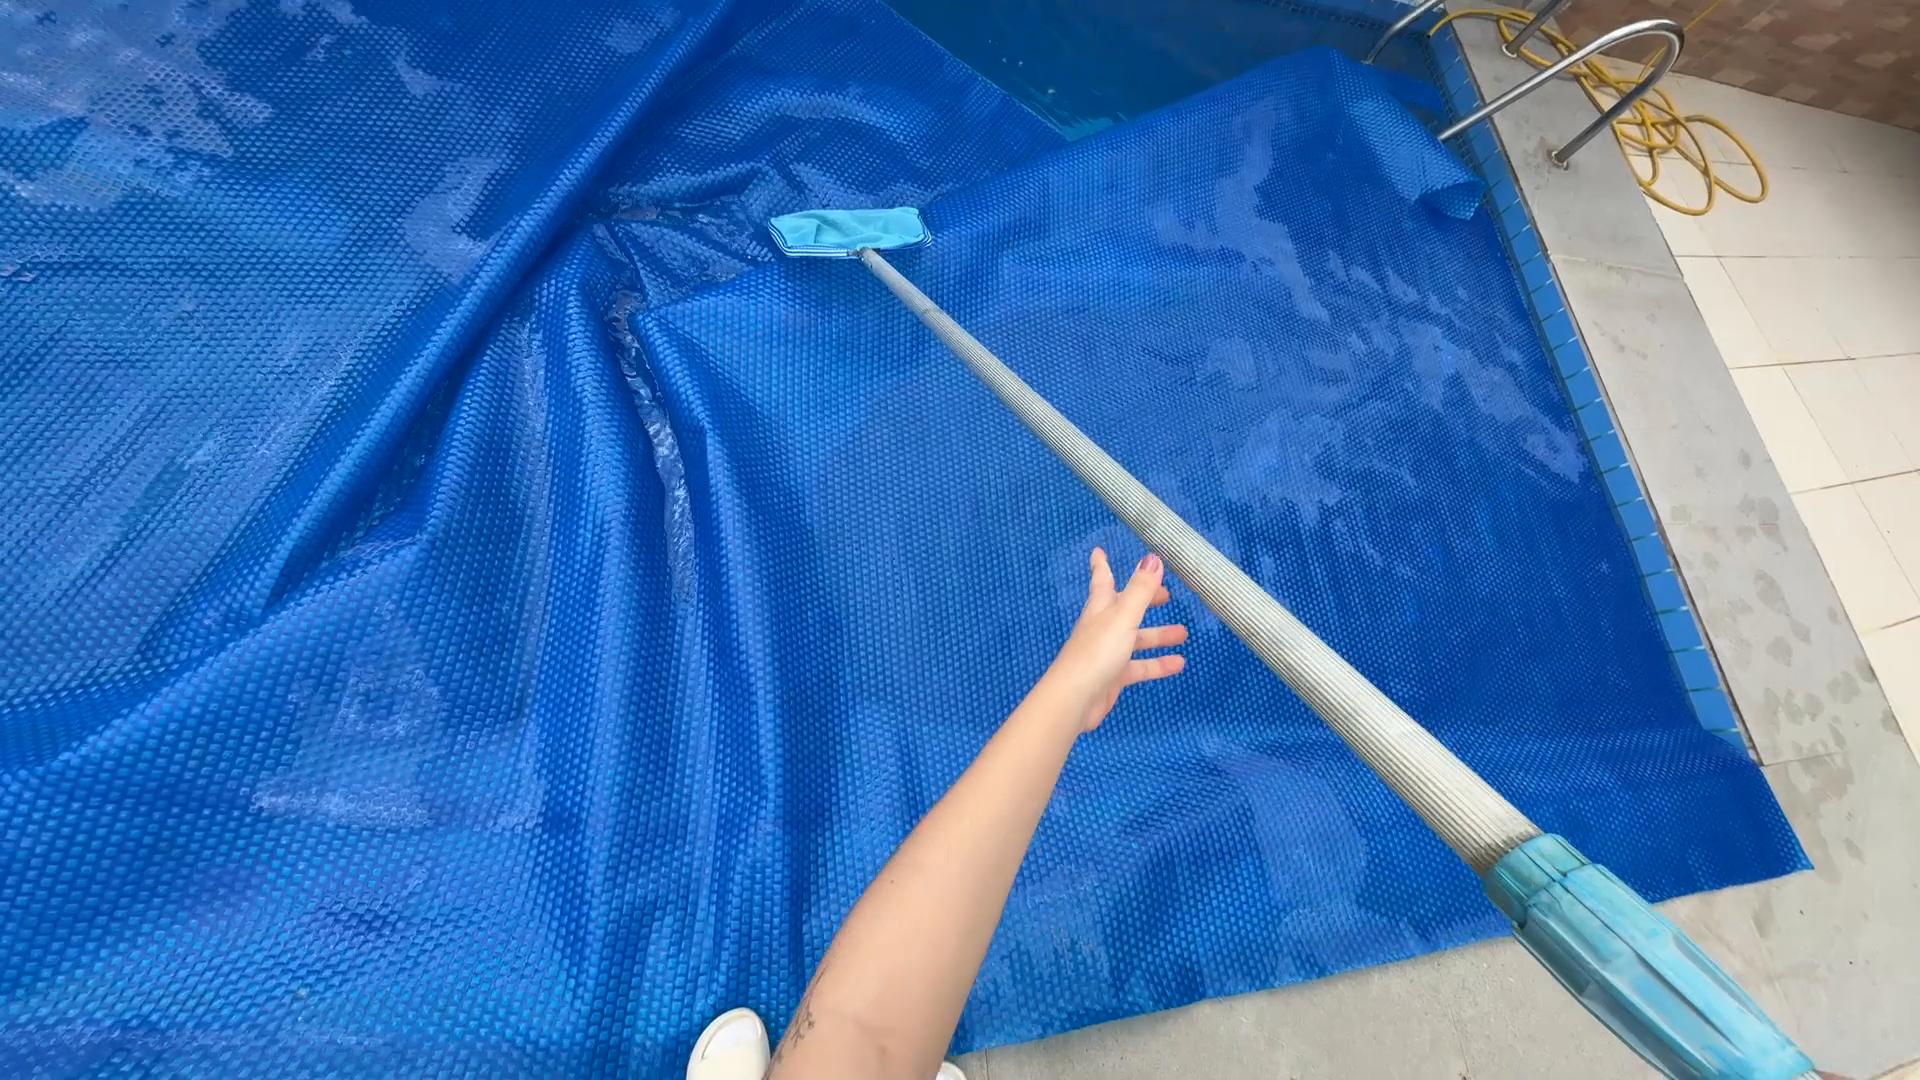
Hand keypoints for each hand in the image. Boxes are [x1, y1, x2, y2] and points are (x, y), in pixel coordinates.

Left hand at [1034, 548, 1188, 733]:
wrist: (1076, 698)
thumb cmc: (1096, 651)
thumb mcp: (1123, 617)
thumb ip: (1140, 590)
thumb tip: (1153, 559)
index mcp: (1100, 608)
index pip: (1102, 580)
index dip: (1101, 565)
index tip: (1099, 550)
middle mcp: (1102, 627)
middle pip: (1125, 608)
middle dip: (1143, 599)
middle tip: (1165, 594)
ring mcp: (1107, 652)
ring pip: (1136, 639)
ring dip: (1158, 635)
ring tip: (1183, 632)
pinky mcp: (1113, 676)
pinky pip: (1139, 666)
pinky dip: (1158, 664)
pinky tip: (1178, 664)